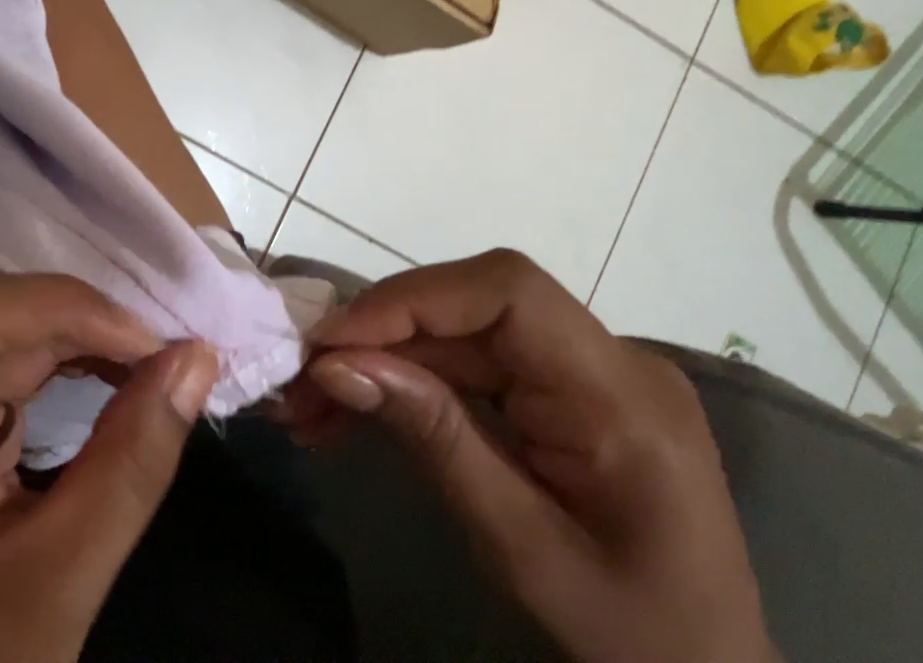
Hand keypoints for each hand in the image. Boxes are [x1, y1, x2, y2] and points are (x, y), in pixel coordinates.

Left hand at [0, 274, 217, 662]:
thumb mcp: (68, 575)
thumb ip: (130, 466)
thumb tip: (193, 360)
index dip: (60, 308)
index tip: (147, 342)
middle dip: (73, 312)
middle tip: (157, 345)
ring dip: (75, 329)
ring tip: (148, 356)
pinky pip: (9, 365)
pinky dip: (66, 356)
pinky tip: (113, 372)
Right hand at [284, 250, 779, 662]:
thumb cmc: (625, 629)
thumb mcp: (520, 546)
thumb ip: (435, 440)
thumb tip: (337, 365)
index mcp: (621, 396)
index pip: (509, 293)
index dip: (411, 298)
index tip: (331, 343)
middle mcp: (608, 362)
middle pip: (471, 309)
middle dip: (375, 336)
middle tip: (297, 385)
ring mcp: (584, 375)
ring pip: (457, 335)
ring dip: (378, 363)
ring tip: (309, 410)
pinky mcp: (560, 395)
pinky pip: (470, 367)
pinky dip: (405, 385)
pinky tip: (354, 415)